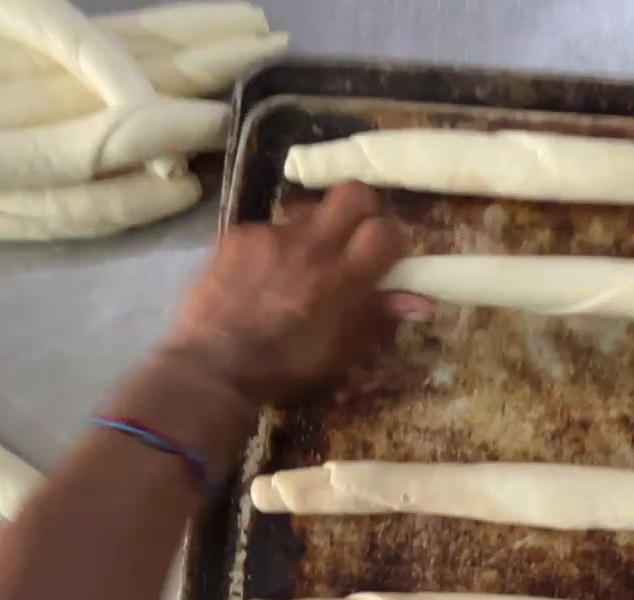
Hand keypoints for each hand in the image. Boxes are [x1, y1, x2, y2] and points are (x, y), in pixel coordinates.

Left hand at [160, 182, 410, 405]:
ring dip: (317, 233)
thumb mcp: (341, 355)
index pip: (386, 232)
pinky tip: (265, 277)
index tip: (391, 255)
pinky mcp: (237, 236)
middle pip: (353, 194)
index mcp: (342, 281)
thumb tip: (420, 301)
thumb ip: (378, 319)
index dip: (395, 238)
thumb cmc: (285, 372)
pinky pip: (269, 230)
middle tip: (359, 237)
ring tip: (304, 267)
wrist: (213, 368)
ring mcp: (270, 237)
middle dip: (365, 210)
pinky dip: (277, 248)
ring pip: (309, 212)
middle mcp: (310, 247)